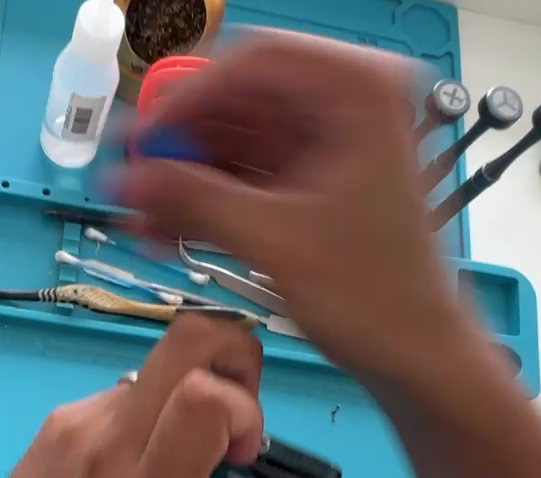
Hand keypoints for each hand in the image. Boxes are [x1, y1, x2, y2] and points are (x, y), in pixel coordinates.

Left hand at [0, 315, 334, 477]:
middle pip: (189, 338)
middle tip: (231, 410)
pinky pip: (124, 391)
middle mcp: (115, 443)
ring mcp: (82, 420)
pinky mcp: (61, 414)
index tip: (239, 453)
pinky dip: (145, 414)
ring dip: (184, 401)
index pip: (206, 395)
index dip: (243, 406)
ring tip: (170, 456)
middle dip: (234, 353)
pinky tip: (130, 461)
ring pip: (160, 370)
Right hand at [115, 34, 490, 395]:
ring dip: (185, 181)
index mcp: (359, 92)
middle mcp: (345, 108)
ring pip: (236, 148)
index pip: (255, 62)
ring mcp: (327, 151)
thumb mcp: (274, 241)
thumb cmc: (372, 296)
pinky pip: (246, 183)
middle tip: (129, 180)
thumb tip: (128, 180)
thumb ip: (196, 202)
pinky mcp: (312, 190)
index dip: (189, 100)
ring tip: (137, 216)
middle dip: (180, 148)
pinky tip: (164, 230)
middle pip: (240, 105)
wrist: (413, 351)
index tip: (143, 141)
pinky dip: (207, 205)